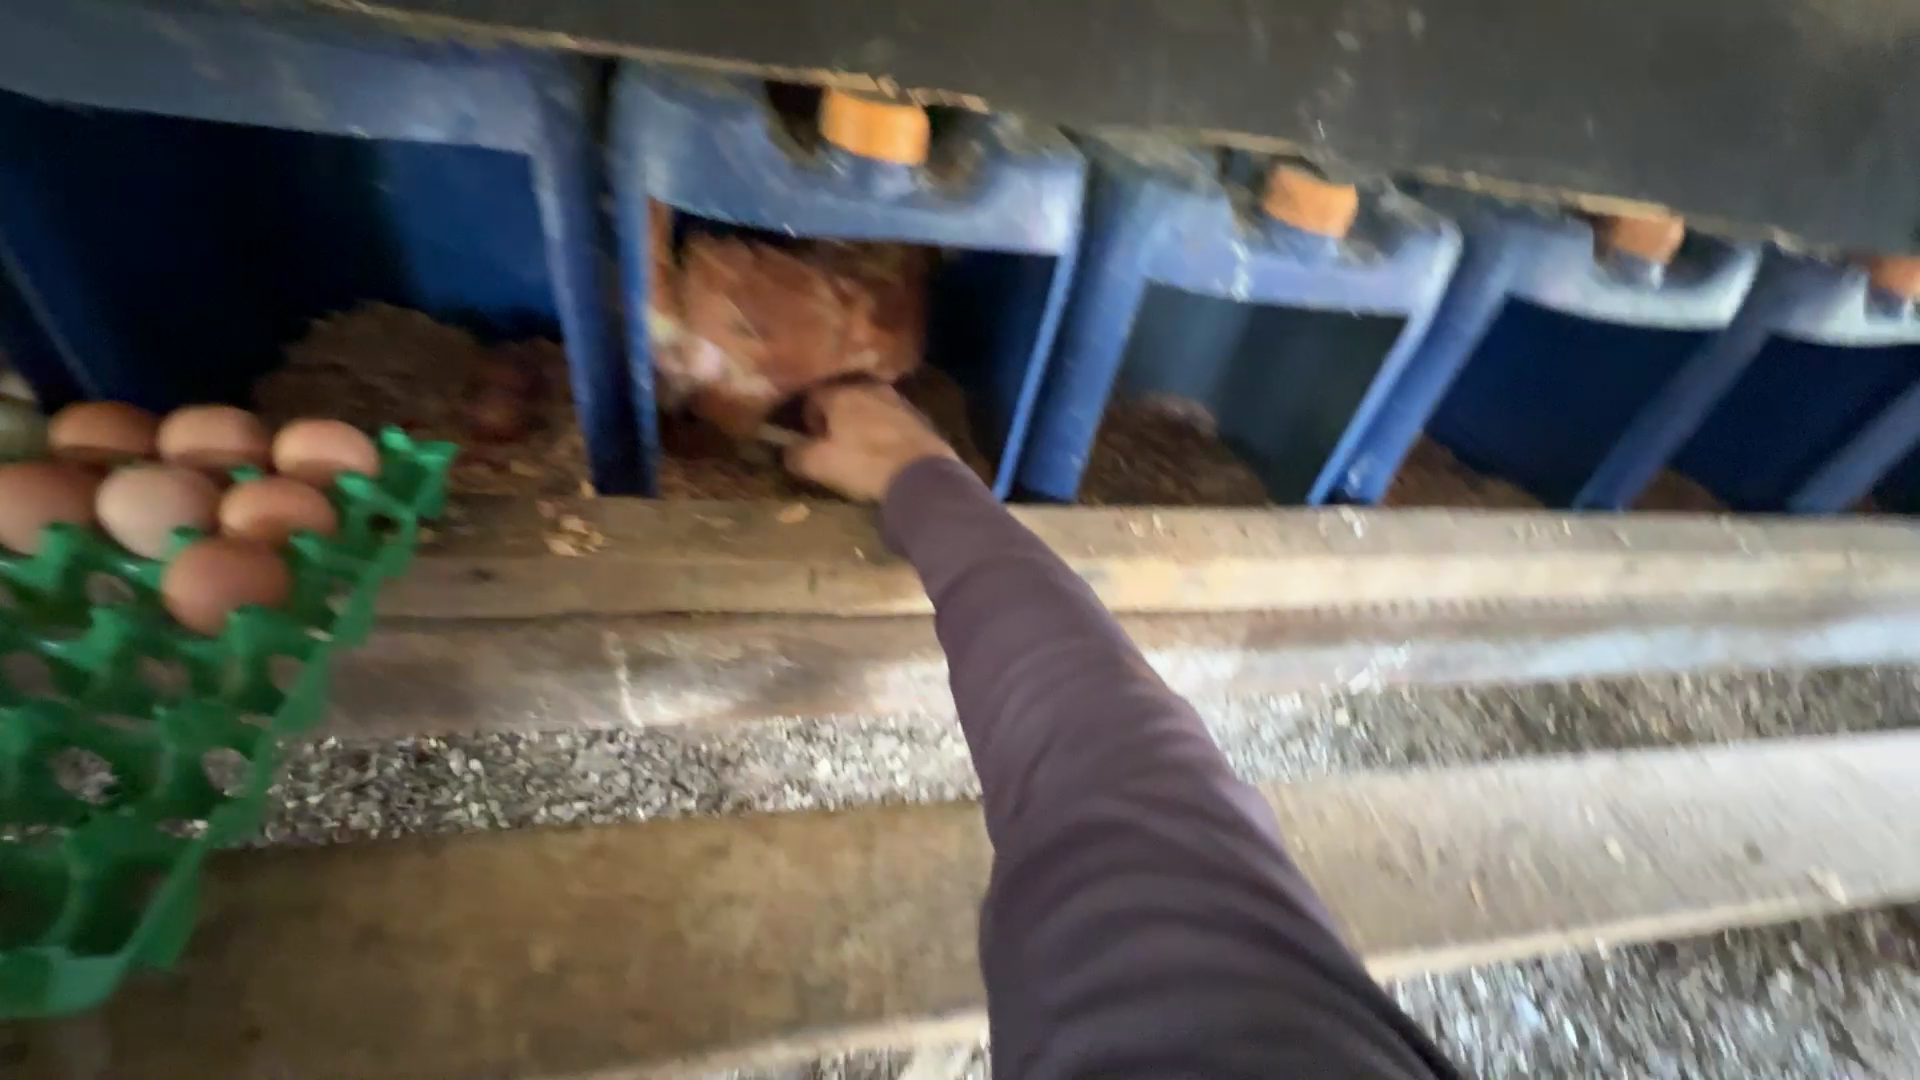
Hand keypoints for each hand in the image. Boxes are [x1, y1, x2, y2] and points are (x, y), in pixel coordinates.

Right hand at [784, 381, 957, 501]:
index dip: (807, 418)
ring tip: (861, 449)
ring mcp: (899, 400)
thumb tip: (788, 452)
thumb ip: (796, 455)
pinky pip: (892, 420)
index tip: (811, 439)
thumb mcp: (819, 464)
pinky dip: (885, 431)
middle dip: (836, 418)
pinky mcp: (919, 417)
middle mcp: (870, 387)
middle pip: (844, 398)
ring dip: (862, 423)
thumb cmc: (863, 463)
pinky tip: (886, 453)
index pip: (813, 395)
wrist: (921, 474)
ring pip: (870, 407)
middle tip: (834, 444)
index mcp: (841, 392)